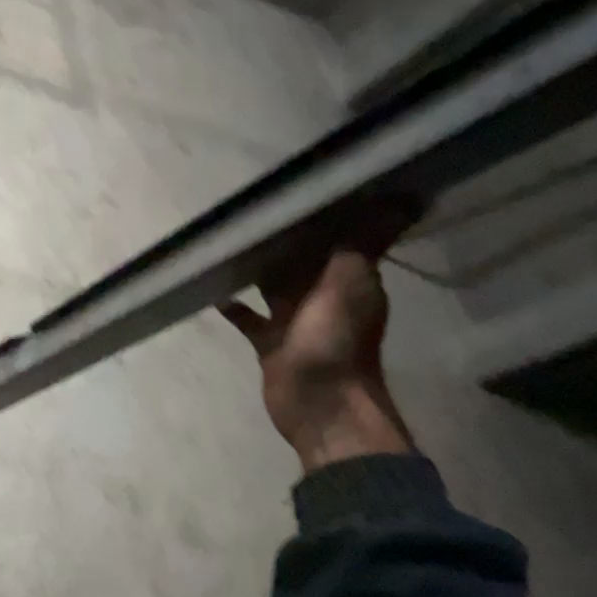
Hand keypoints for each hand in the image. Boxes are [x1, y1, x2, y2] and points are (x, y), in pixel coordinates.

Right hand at [219, 209, 416, 471]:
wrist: (319, 403)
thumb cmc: (335, 342)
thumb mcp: (346, 285)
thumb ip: (354, 246)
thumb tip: (383, 202)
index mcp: (351, 280)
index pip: (341, 240)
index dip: (326, 218)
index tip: (301, 192)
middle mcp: (326, 297)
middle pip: (303, 263)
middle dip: (284, 242)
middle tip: (253, 212)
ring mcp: (296, 322)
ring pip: (273, 288)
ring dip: (256, 271)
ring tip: (228, 246)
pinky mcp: (270, 343)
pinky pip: (249, 319)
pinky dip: (234, 306)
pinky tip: (212, 291)